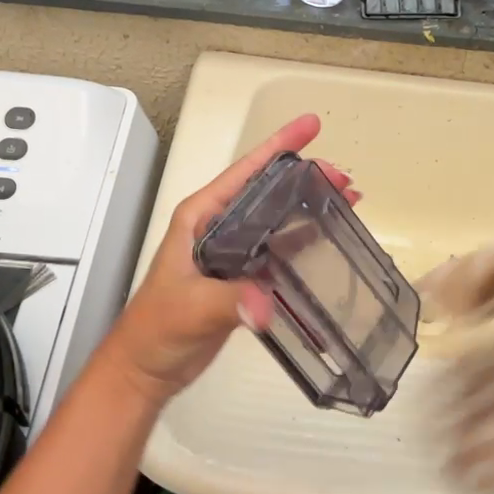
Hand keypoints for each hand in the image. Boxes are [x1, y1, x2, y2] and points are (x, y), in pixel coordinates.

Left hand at [101, 113, 354, 403]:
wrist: (146, 368)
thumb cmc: (155, 328)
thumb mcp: (190, 308)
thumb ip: (228, 302)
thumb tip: (265, 305)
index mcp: (200, 217)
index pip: (245, 171)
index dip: (278, 145)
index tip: (310, 125)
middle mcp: (218, 226)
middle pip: (268, 190)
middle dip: (305, 177)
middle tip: (343, 178)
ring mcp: (232, 251)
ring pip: (277, 217)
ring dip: (309, 206)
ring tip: (347, 199)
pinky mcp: (242, 276)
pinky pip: (279, 249)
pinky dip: (305, 239)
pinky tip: (329, 238)